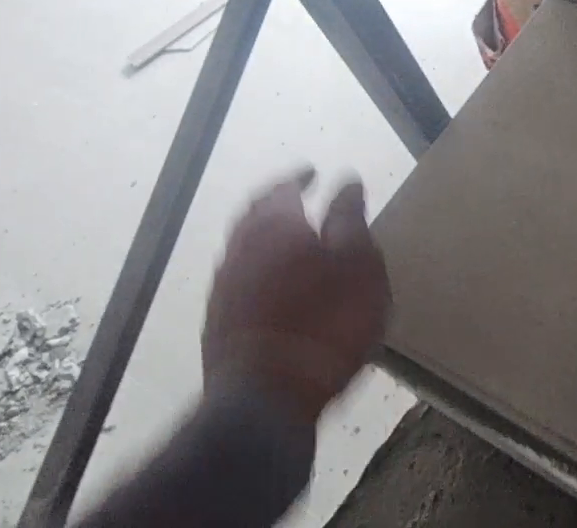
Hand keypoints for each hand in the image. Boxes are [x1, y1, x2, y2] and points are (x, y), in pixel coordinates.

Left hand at [201, 170, 389, 424]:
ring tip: (293, 246)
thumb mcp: (359, 265)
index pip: (281, 188)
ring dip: (266, 240)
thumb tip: (345, 182)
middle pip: (254, 216)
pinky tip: (276, 289)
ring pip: (243, 249)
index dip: (298, 178)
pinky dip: (258, 272)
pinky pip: (238, 281)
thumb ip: (350, 219)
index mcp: (275, 226)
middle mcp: (240, 249)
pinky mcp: (217, 326)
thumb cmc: (327, 323)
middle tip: (301, 203)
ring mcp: (223, 290)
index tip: (314, 174)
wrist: (265, 402)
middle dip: (277, 206)